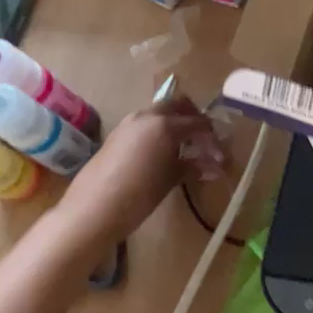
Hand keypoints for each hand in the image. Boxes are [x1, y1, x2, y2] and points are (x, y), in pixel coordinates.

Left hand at [56, 96, 215, 247]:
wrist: (93, 208)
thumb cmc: (139, 194)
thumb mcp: (171, 179)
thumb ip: (194, 167)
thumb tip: (216, 166)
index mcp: (165, 125)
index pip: (198, 122)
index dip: (212, 137)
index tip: (220, 153)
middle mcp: (147, 116)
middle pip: (177, 104)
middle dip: (194, 118)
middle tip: (204, 140)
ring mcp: (129, 123)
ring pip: (159, 112)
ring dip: (175, 123)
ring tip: (184, 149)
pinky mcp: (117, 134)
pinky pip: (144, 124)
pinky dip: (158, 131)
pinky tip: (162, 154)